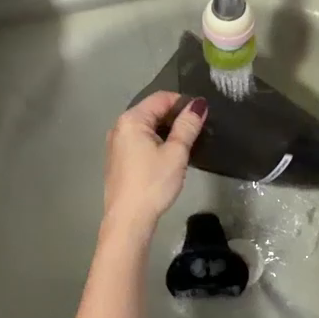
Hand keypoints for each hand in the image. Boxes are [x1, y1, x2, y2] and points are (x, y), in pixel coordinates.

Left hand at [102, 91, 207, 232]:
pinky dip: (155, 142)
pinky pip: (139, 140)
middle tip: (197, 131)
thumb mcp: (176, 153)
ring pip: (146, 127)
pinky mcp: (118, 159)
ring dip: (166, 131)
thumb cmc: (153, 183)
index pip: (161, 98)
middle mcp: (119, 126)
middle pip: (152, 111)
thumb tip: (199, 105)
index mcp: (131, 119)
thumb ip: (187, 126)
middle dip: (175, 117)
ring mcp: (116, 143)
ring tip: (187, 144)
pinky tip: (168, 156)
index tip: (202, 115)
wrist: (128, 220)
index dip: (183, 102)